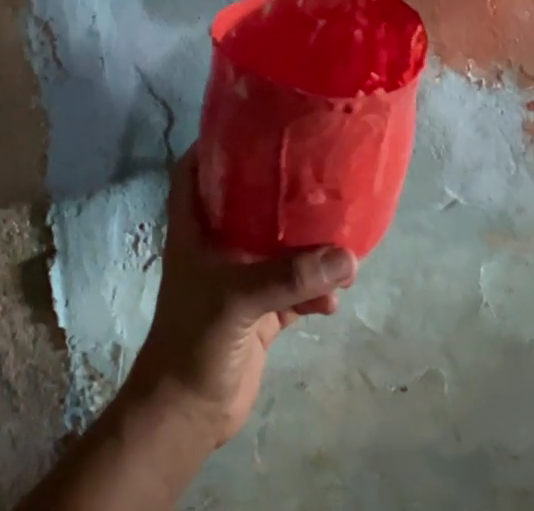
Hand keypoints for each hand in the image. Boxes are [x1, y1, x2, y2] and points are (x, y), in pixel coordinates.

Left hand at [125, 147, 356, 448]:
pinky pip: (295, 289)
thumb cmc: (194, 341)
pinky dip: (314, 292)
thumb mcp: (237, 300)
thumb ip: (289, 278)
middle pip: (247, 203)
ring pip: (278, 248)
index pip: (194, 170)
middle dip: (281, 193)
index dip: (214, 144)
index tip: (252, 122)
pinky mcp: (260, 312)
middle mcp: (216, 246)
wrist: (188, 412)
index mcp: (194, 229)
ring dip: (308, 250)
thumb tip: (346, 257)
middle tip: (319, 176)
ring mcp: (239, 279)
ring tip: (342, 251)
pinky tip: (333, 301)